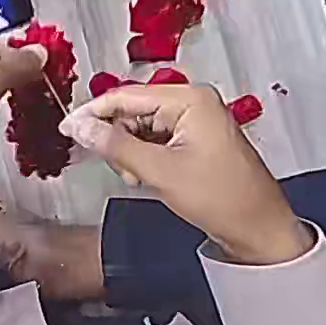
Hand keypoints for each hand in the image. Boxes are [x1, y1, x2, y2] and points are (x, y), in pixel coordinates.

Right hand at [60, 85, 312, 264]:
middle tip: (119, 168)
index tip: (68, 129)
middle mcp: (193, 102)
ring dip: (130, 152)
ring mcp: (195, 120)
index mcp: (189, 99)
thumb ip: (114, 145)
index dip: (93, 113)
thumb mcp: (159, 171)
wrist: (257, 229)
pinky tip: (147, 176)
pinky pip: (155, 139)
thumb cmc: (220, 198)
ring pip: (141, 126)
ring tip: (139, 177)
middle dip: (118, 139)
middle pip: (133, 110)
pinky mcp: (194, 138)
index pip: (126, 95)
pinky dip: (144, 157)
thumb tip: (81, 126)